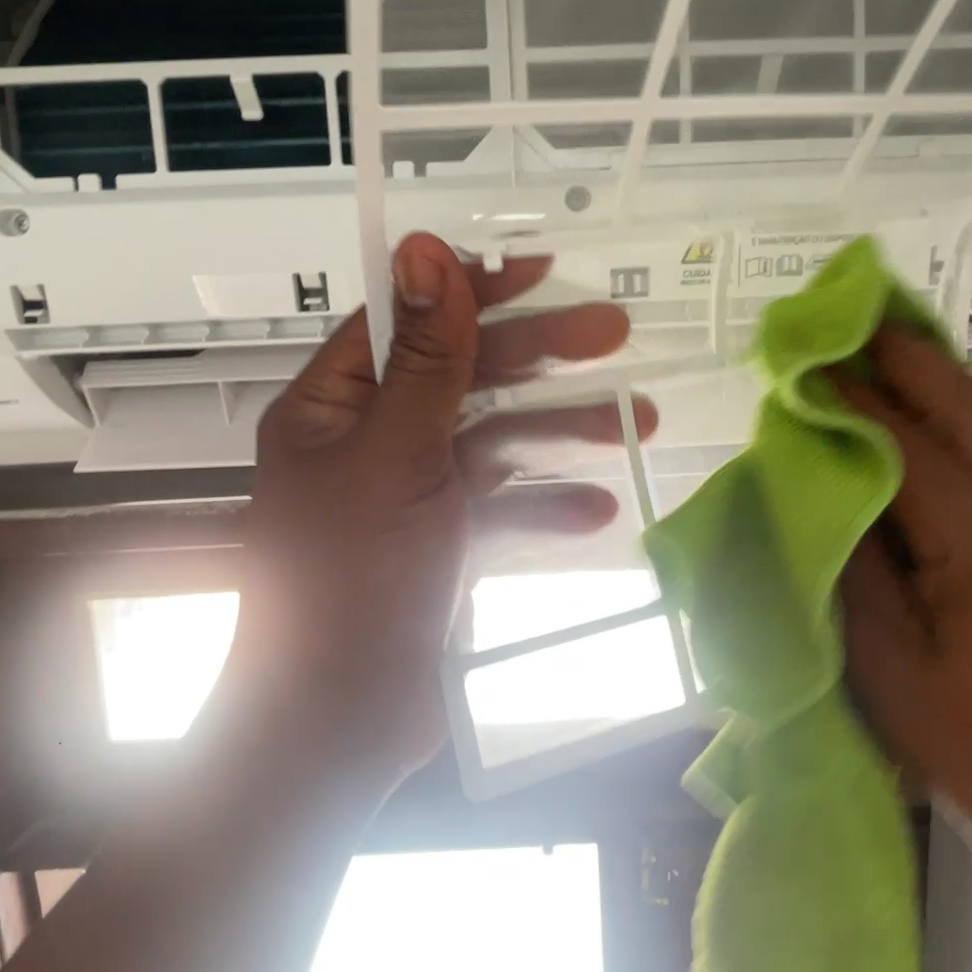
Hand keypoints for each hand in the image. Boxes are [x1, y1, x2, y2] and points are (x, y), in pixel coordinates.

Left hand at [231, 232, 655, 775]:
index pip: (405, 322)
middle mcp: (369, 440)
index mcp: (333, 407)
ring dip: (560, 433)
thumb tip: (426, 248)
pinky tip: (597, 511)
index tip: (543, 269)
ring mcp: (410, 493)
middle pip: (461, 376)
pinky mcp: (442, 543)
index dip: (472, 290)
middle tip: (616, 333)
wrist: (340, 723)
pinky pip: (499, 508)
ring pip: (492, 441)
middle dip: (540, 358)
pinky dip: (544, 506)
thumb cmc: (354, 580)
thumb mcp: (397, 457)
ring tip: (637, 424)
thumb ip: (425, 360)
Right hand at [833, 327, 971, 831]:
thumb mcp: (881, 658)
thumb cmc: (959, 736)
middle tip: (852, 321)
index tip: (803, 362)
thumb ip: (852, 559)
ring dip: (944, 378)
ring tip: (887, 350)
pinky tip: (932, 412)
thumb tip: (823, 477)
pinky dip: (967, 413)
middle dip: (910, 358)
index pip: (907, 446)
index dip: (851, 400)